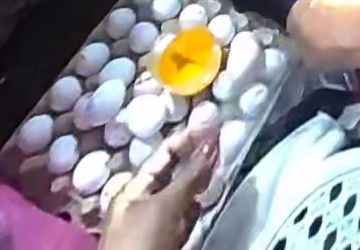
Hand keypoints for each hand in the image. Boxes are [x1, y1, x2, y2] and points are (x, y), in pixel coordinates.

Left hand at [102, 124, 219, 249]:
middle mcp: (144, 204)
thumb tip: (212, 141)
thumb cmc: (141, 244)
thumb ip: (189, 175)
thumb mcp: (164, 207)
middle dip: (198, 158)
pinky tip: (216, 195)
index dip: (188, 138)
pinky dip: (202, 206)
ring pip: (185, 196)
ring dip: (203, 180)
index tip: (214, 123)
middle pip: (175, 174)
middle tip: (225, 140)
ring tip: (226, 161)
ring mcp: (157, 227)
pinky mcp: (171, 245)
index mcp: (133, 189)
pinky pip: (189, 218)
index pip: (164, 154)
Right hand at [287, 0, 359, 69]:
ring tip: (350, 26)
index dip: (304, 35)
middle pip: (313, 5)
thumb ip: (303, 54)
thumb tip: (302, 52)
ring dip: (338, 7)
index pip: (294, 23)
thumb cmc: (333, 49)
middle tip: (332, 36)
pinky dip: (355, 2)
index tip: (313, 45)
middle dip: (320, 17)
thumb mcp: (311, 63)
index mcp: (295, 13)